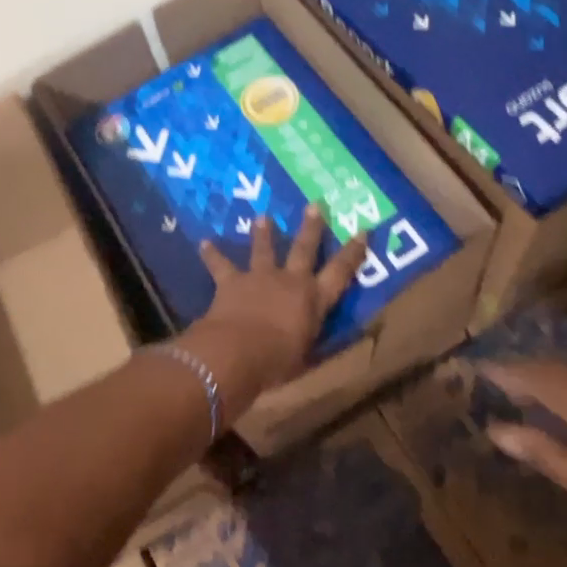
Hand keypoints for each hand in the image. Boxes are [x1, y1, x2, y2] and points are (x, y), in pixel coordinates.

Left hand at [186, 208, 370, 401]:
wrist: (237, 352)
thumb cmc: (278, 361)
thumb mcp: (309, 358)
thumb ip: (326, 344)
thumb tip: (356, 337)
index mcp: (314, 300)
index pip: (341, 272)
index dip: (353, 252)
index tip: (362, 231)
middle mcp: (290, 281)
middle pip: (304, 249)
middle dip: (311, 227)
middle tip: (314, 205)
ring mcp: (260, 277)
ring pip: (263, 249)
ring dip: (263, 233)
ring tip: (262, 217)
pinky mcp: (232, 281)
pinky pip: (220, 265)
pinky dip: (212, 254)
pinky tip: (204, 243)